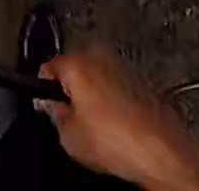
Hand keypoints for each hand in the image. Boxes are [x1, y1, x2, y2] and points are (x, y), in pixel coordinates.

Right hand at [37, 50, 198, 190]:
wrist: (155, 144)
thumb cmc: (118, 136)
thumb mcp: (69, 136)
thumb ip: (55, 115)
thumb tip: (53, 109)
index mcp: (77, 62)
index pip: (49, 66)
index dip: (43, 85)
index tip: (43, 99)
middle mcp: (98, 54)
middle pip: (73, 64)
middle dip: (68, 84)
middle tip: (66, 111)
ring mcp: (119, 62)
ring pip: (94, 70)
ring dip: (89, 87)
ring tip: (91, 119)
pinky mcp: (134, 73)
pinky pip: (111, 78)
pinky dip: (107, 91)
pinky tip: (109, 117)